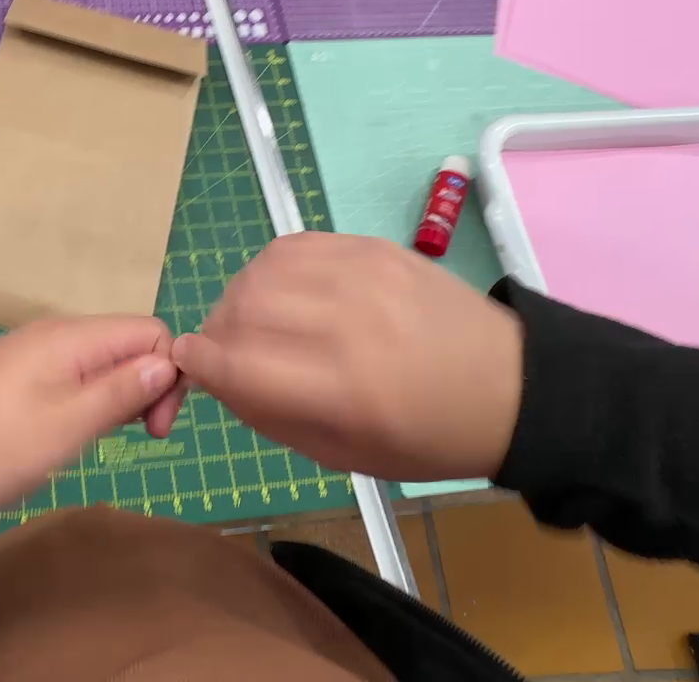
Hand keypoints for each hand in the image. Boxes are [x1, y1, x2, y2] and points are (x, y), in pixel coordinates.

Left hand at [0, 315, 183, 522]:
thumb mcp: (66, 426)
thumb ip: (120, 390)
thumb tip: (170, 360)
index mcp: (71, 337)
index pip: (150, 329)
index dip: (169, 371)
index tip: (158, 426)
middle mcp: (58, 332)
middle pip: (129, 341)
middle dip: (148, 383)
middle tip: (140, 436)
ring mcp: (37, 350)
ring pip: (104, 358)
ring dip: (121, 393)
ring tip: (107, 436)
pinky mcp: (23, 370)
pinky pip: (77, 371)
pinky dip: (93, 396)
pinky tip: (80, 429)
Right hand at [171, 232, 523, 481]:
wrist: (508, 385)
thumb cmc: (424, 436)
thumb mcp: (342, 453)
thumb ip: (267, 411)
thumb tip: (214, 372)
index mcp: (346, 390)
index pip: (237, 364)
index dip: (198, 364)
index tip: (189, 364)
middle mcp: (348, 323)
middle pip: (240, 310)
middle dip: (216, 331)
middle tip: (225, 348)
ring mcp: (360, 275)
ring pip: (258, 272)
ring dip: (239, 298)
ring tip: (254, 318)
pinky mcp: (368, 246)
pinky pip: (289, 246)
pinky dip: (270, 270)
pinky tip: (283, 290)